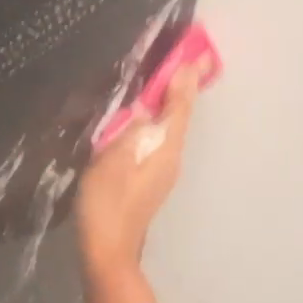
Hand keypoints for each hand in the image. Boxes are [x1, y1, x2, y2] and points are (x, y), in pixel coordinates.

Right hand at [75, 62, 203, 276]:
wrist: (107, 249)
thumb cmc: (107, 203)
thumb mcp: (113, 159)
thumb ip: (131, 130)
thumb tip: (147, 109)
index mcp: (165, 148)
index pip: (179, 106)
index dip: (185, 79)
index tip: (195, 53)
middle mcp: (171, 157)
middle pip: (179, 116)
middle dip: (182, 88)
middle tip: (185, 61)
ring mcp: (162, 172)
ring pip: (169, 130)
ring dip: (168, 106)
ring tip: (163, 83)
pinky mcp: (150, 182)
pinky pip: (157, 143)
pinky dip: (156, 124)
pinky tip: (142, 121)